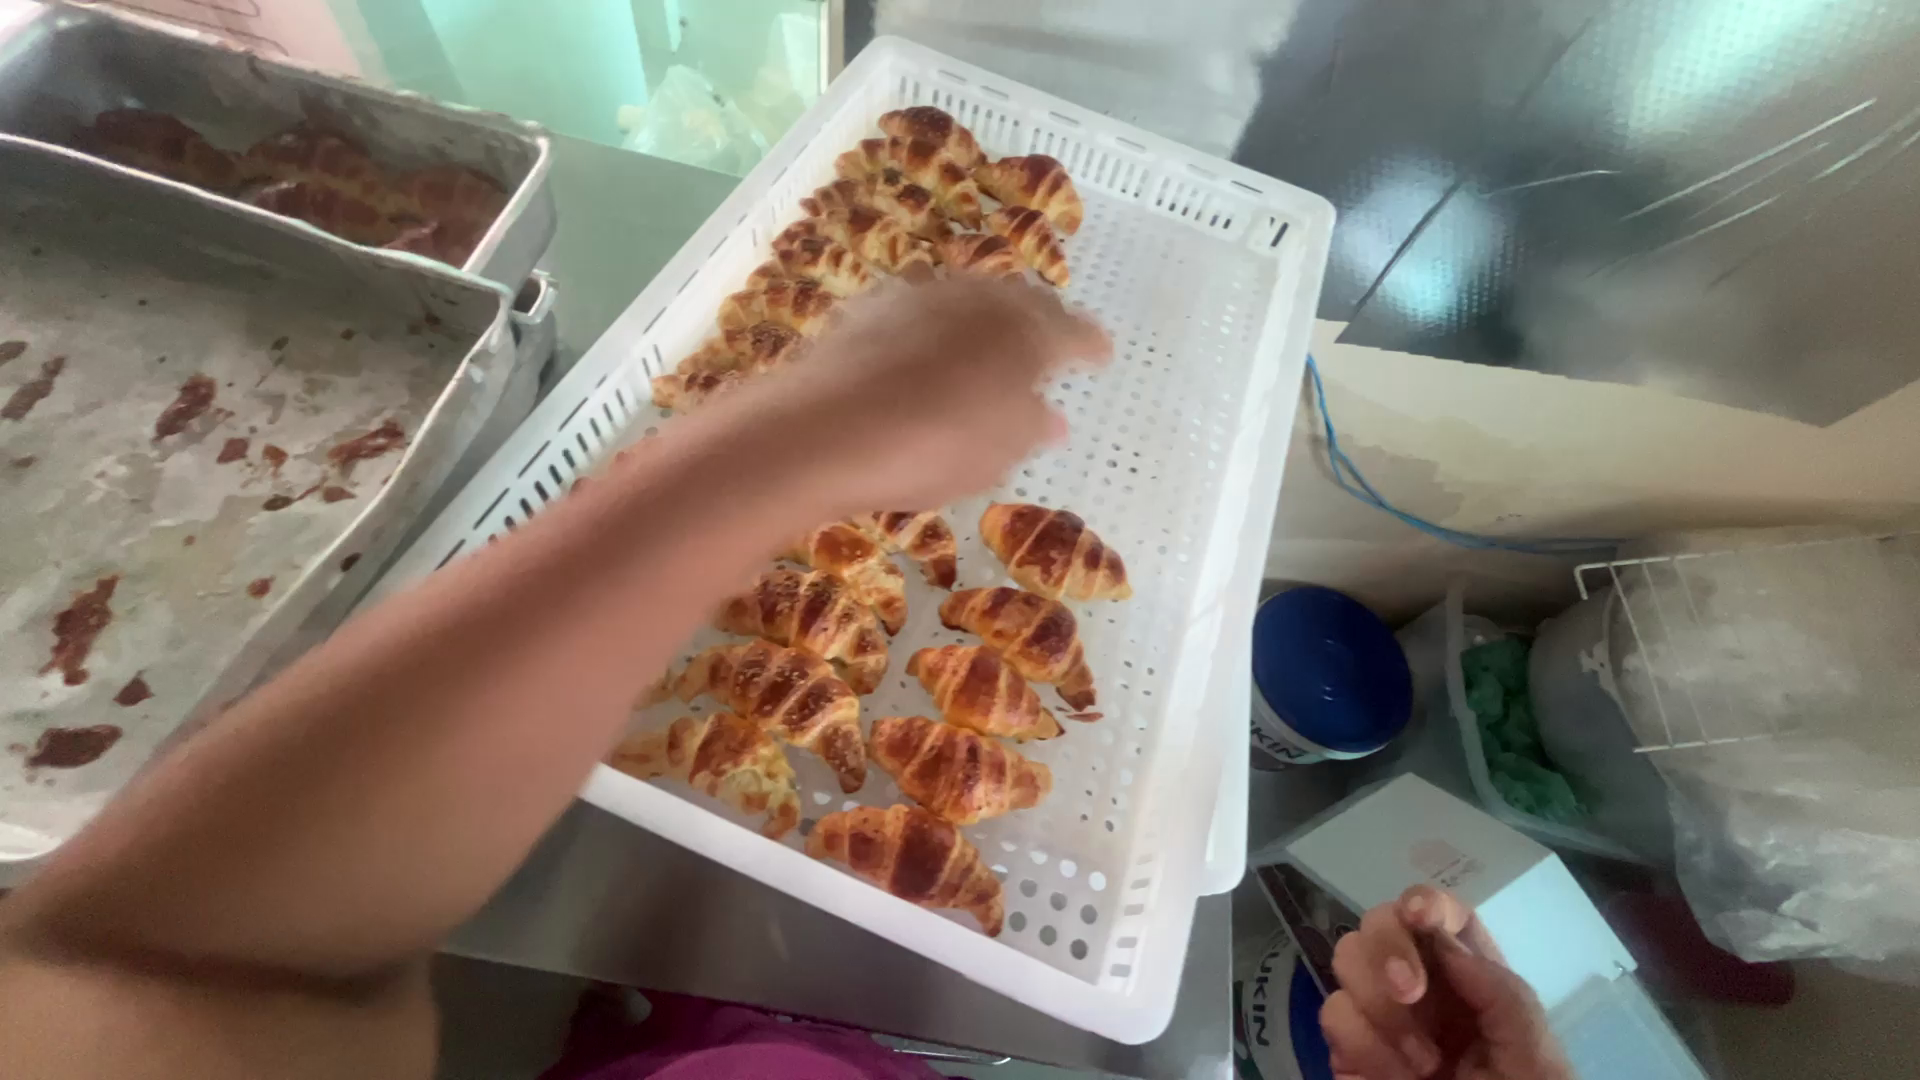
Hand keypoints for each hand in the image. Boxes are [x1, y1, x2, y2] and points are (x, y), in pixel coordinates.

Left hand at [693, 276, 1109, 514]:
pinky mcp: (870, 308)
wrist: (824, 430)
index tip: (1102, 356)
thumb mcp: (997, 453)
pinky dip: (938, 327)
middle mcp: (977, 299)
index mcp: (1024, 332)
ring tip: (991, 345)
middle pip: (1022, 302)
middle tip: (1050, 345)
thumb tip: (1052, 417)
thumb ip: (1030, 428)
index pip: (1073, 331)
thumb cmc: (932, 447)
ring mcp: (920, 296)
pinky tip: (928, 349)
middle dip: (1042, 322)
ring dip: (988, 319)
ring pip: (970, 299)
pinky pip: (922, 310)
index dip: (1091, 345)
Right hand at [1319, 886, 1571, 1079]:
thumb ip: (1504, 997)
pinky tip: (1393, 1079)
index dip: (1425, 902)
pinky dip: (1363, 1050)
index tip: (1419, 918)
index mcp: (1475, 983)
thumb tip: (1444, 941)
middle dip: (1387, 950)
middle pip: (1377, 921)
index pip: (1443, 914)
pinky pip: (1333, 1017)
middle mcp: (1423, 988)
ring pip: (1344, 961)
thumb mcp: (1539, 1066)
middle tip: (1410, 992)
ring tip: (1419, 1066)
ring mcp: (1381, 1017)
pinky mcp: (1349, 1050)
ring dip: (1379, 1010)